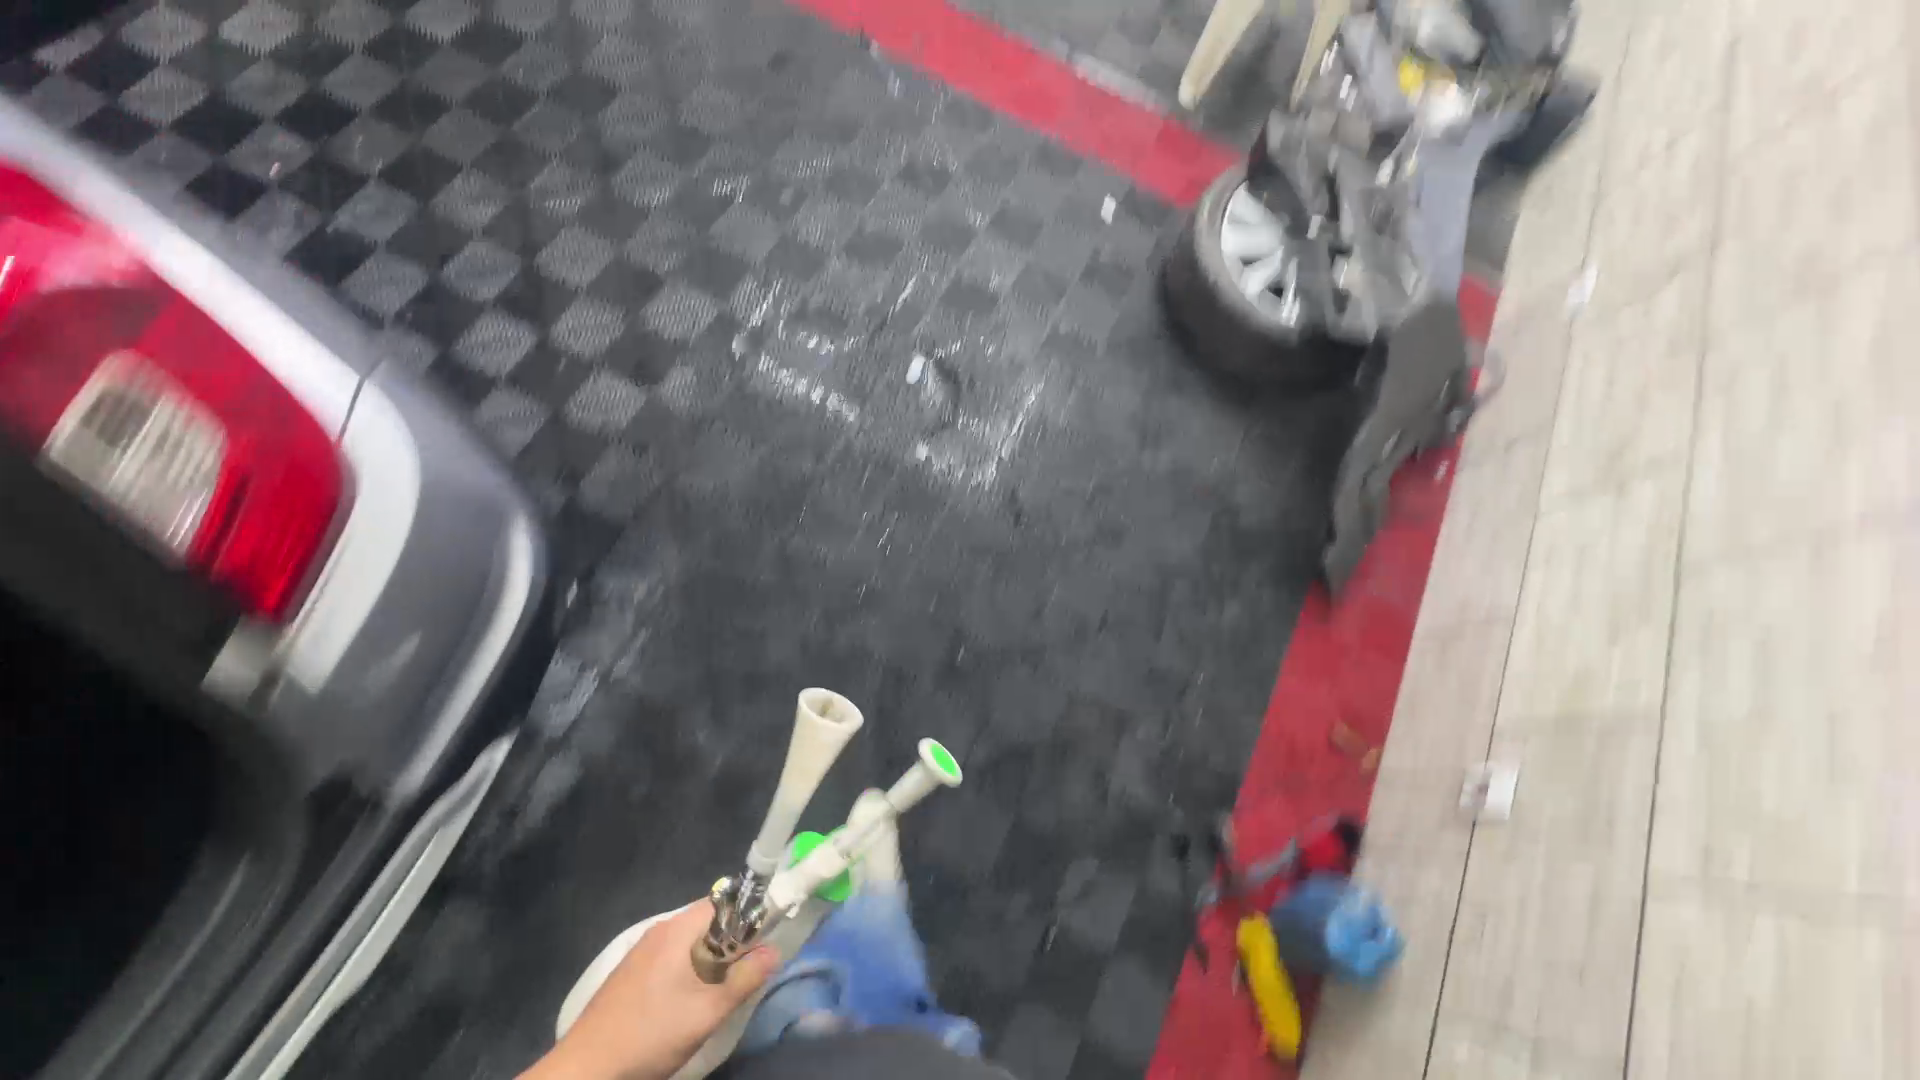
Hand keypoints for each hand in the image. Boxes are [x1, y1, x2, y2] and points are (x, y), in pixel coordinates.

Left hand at [523, 900, 780, 1079]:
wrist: (584, 1072)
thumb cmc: (650, 1035)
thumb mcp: (706, 1013)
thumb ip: (744, 980)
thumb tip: (775, 950)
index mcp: (676, 930)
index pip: (724, 902)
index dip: (749, 915)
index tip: (766, 939)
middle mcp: (658, 932)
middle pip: (708, 922)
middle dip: (732, 942)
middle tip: (747, 971)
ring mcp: (640, 953)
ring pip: (690, 943)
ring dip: (711, 960)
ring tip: (723, 990)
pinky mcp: (630, 975)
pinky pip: (671, 959)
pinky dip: (689, 971)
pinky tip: (690, 1002)